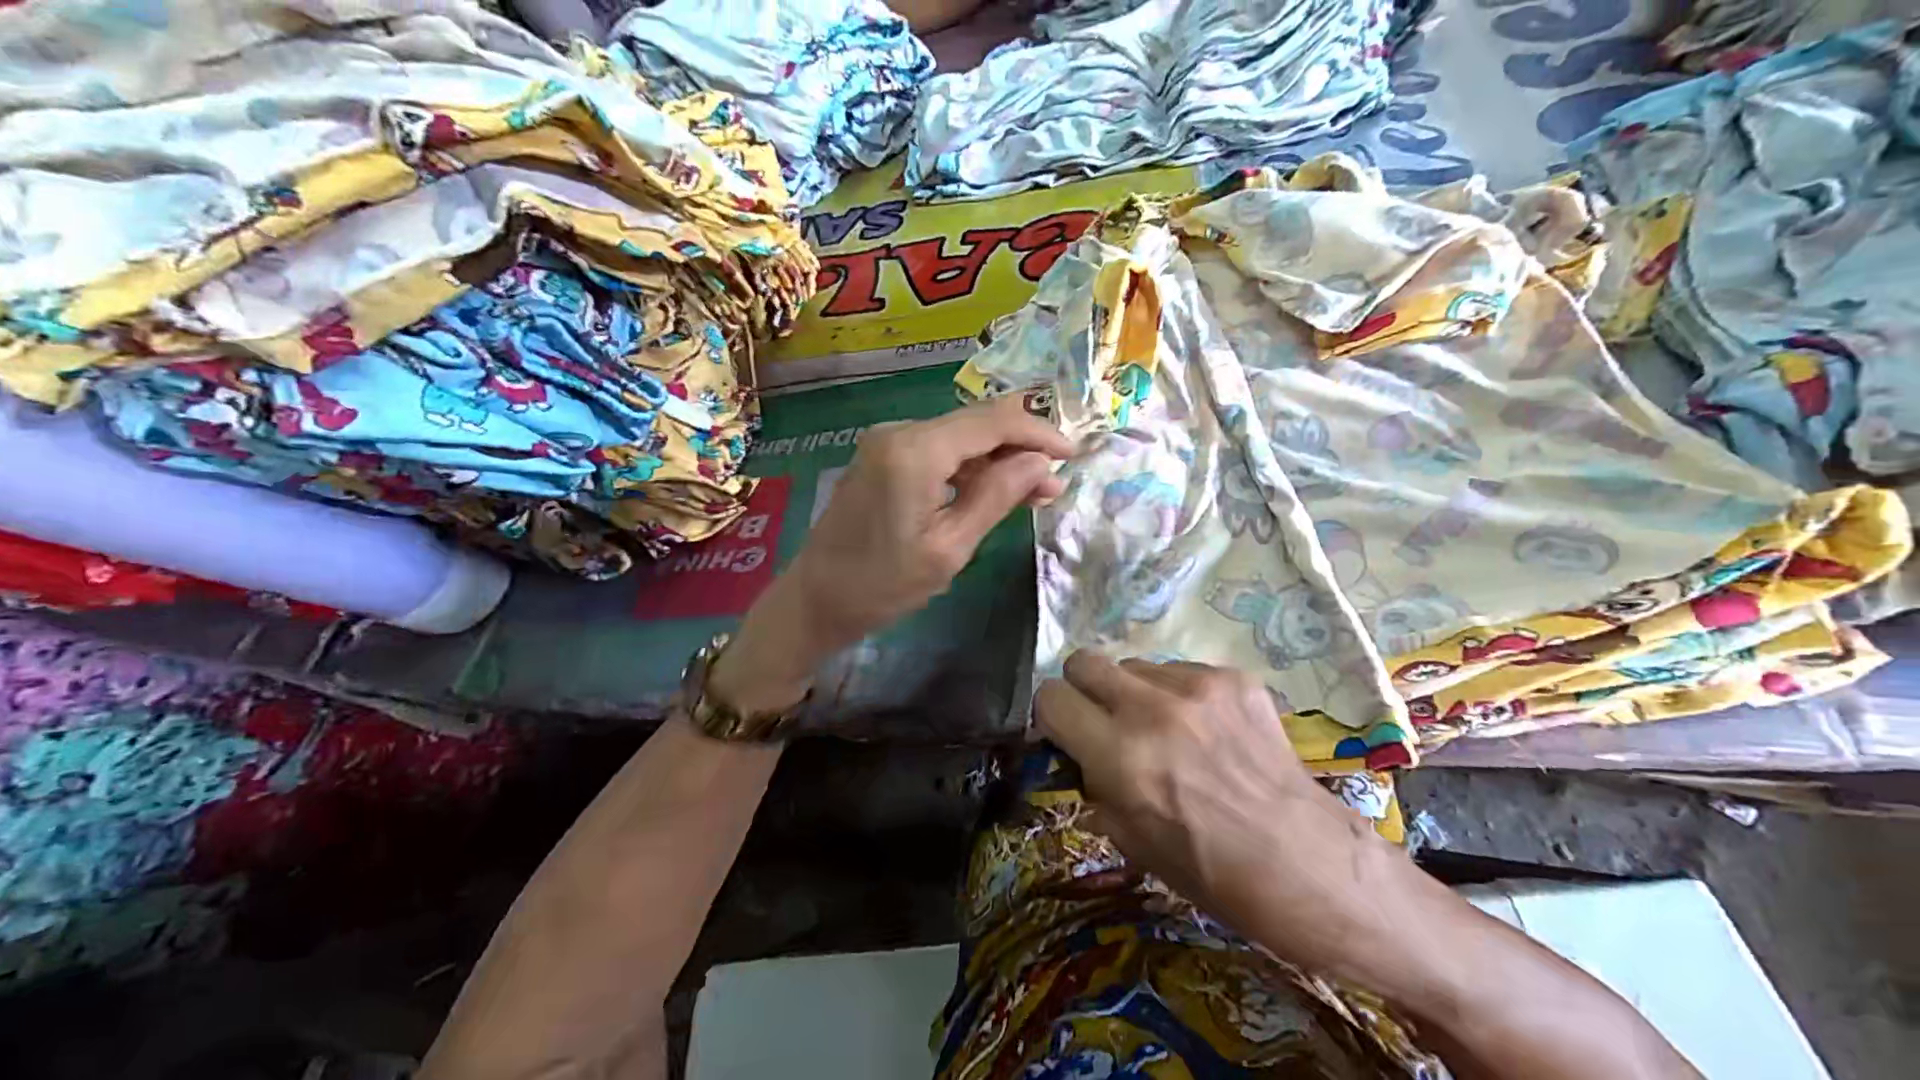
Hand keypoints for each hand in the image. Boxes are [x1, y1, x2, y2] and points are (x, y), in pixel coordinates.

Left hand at [709, 396, 1071, 715]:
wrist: (814, 601)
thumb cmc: (882, 585)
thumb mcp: (949, 547)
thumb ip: (997, 496)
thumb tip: (1042, 464)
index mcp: (915, 450)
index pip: (992, 421)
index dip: (1038, 432)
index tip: (1073, 455)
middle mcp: (899, 432)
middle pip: (977, 424)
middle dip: (1021, 449)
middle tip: (1056, 485)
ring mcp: (886, 443)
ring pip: (960, 438)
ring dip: (998, 460)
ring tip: (1034, 494)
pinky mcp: (882, 459)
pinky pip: (938, 452)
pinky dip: (969, 469)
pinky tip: (993, 492)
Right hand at [1034, 652, 1407, 978]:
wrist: (1303, 860)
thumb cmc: (1208, 867)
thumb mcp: (1127, 837)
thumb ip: (1093, 780)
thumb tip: (1079, 750)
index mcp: (1119, 755)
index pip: (1051, 697)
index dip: (1052, 716)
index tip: (1066, 733)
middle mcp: (1152, 709)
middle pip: (1083, 660)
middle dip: (1084, 689)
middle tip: (1104, 720)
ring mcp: (1198, 686)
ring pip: (1134, 665)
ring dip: (1136, 693)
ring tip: (1167, 731)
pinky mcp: (1235, 678)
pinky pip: (1182, 671)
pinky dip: (1181, 696)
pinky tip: (1207, 731)